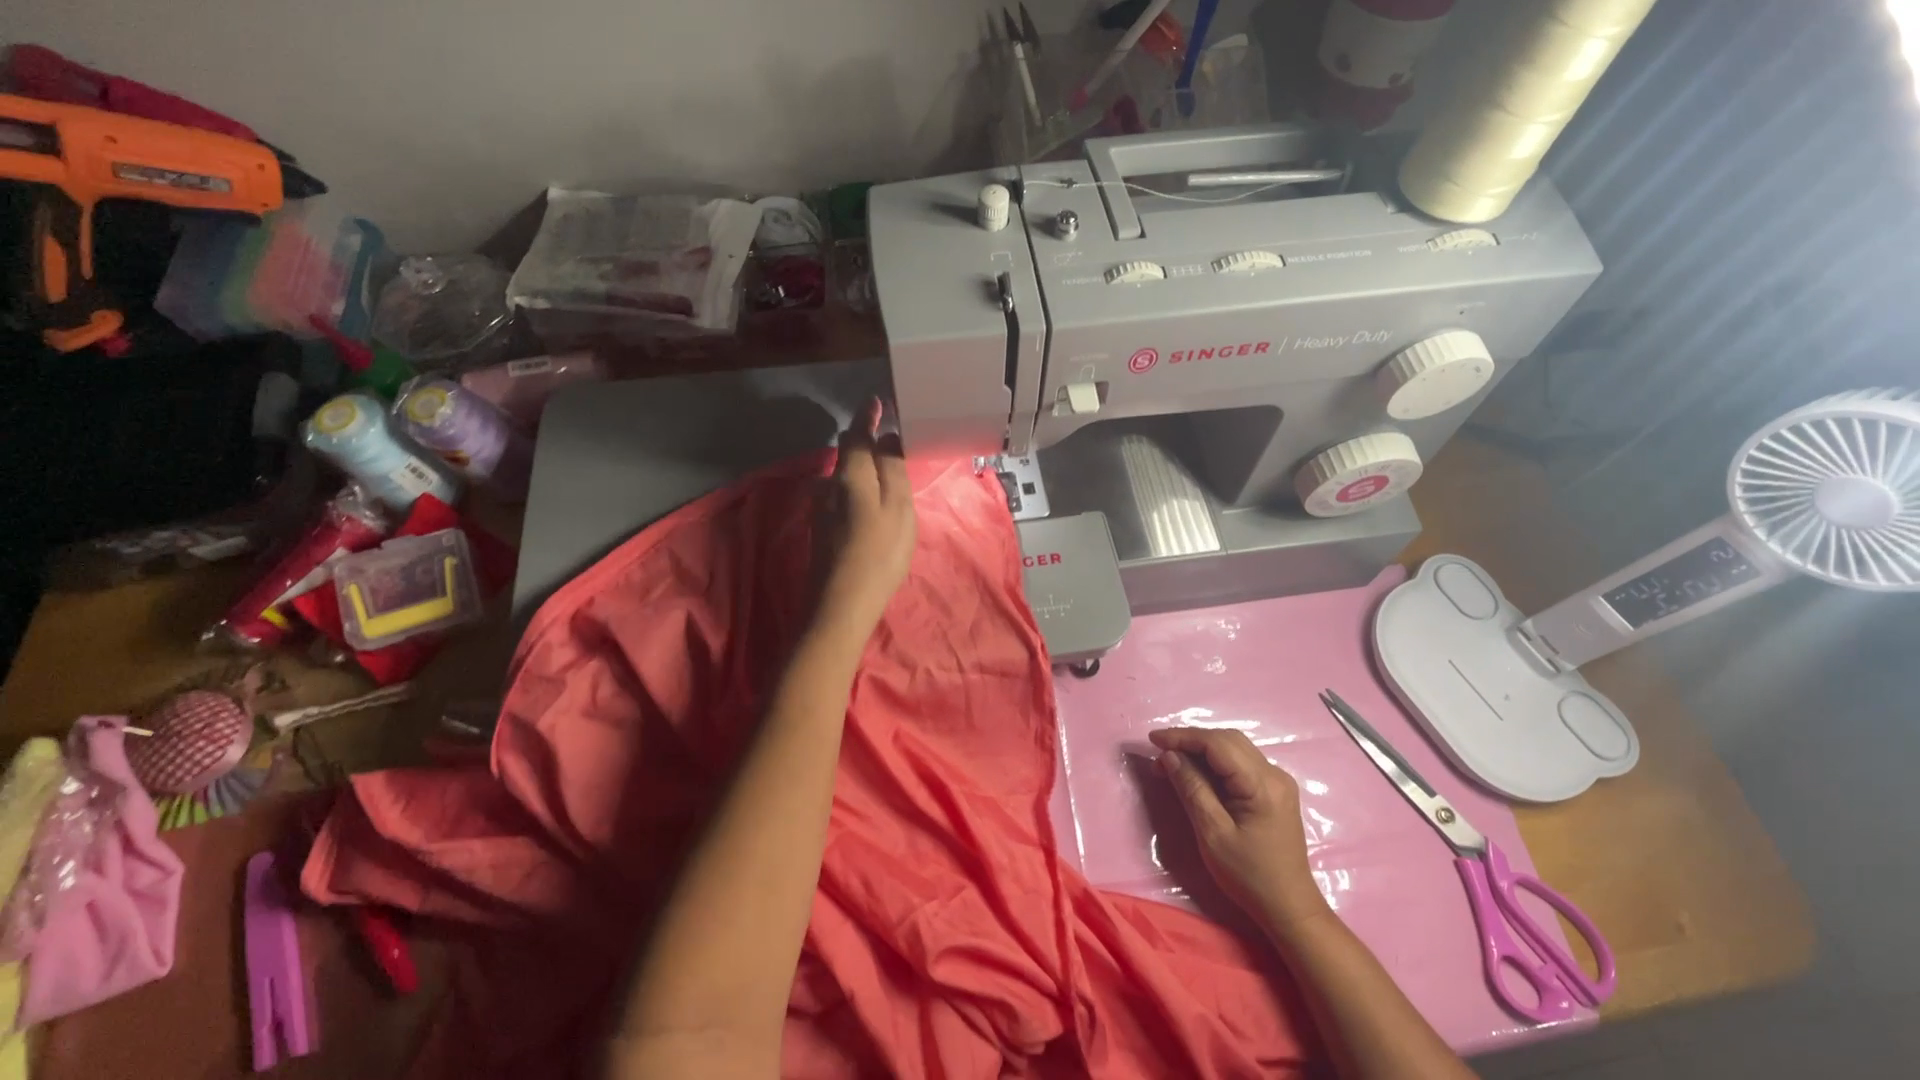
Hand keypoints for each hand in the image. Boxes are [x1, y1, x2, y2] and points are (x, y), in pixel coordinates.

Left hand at [813, 399, 916, 634]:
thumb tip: (887, 438)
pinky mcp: (823, 533)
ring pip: (844, 479)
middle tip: (890, 440)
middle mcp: (830, 486)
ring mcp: (822, 511)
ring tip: (886, 475)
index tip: (877, 402)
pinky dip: (857, 493)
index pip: (856, 434)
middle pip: (847, 456)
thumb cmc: (879, 553)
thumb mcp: (898, 507)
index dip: (867, 416)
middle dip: (865, 444)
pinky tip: (871, 507)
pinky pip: (842, 499)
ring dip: (862, 471)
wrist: (841, 605)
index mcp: (850, 475)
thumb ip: (892, 469)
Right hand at [1149, 727, 1326, 929]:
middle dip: (1191, 741)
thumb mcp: (1212, 833)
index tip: (1152, 740)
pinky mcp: (1274, 791)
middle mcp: (1274, 774)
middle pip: (1227, 741)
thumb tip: (1170, 756)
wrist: (1287, 905)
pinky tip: (1196, 772)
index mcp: (1262, 784)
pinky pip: (1240, 763)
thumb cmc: (1248, 874)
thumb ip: (1192, 789)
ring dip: (1201, 749)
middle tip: (1159, 753)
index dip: (1183, 737)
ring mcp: (1277, 781)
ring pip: (1234, 749)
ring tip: (1171, 761)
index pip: (1218, 744)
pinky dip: (1215, 762)